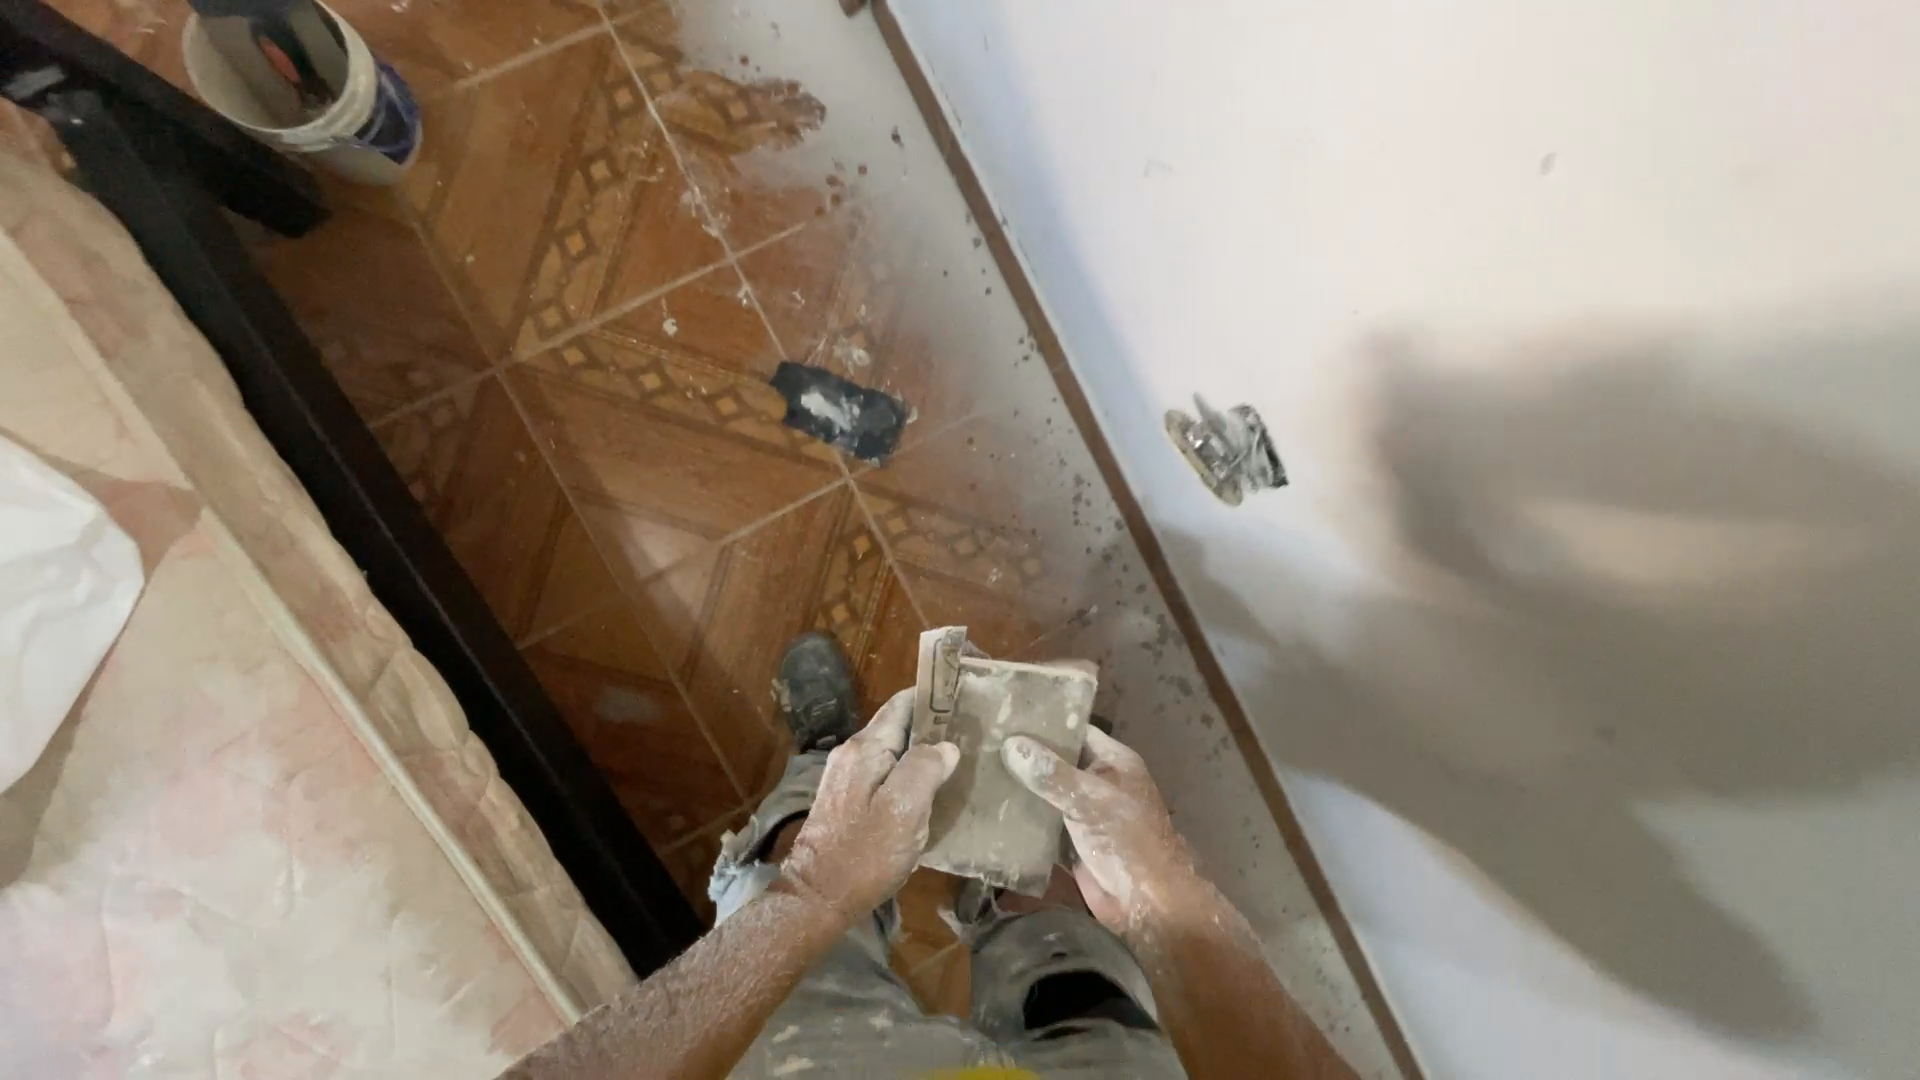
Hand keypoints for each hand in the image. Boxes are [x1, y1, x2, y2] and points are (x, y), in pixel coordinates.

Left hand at [780, 689, 960, 922]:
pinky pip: (883, 773)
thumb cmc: (864, 854)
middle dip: (929, 726)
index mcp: (865, 748)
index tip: (962, 698)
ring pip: (890, 750)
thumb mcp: (904, 809)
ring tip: (952, 760)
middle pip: (896, 726)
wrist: (817, 899)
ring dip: (918, 752)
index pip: (901, 705)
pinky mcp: (845, 800)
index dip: (931, 698)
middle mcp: (851, 754)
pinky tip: (924, 790)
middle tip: (967, 733)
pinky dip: (906, 773)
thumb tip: (945, 746)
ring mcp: (845, 777)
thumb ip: (925, 768)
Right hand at [1002, 727, 1196, 937]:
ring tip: (978, 769)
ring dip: (1019, 787)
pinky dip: (1020, 818)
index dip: (1045, 722)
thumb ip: (1051, 774)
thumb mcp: (1089, 799)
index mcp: (1112, 762)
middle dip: (1025, 755)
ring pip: (1045, 792)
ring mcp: (1082, 812)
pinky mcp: (1069, 841)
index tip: (1007, 715)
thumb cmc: (1127, 840)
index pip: (1074, 731)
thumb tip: (1011, 745)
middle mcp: (1097, 782)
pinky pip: (1040, 823)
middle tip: (983, 741)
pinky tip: (988, 808)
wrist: (1145, 904)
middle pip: (1056, 762)